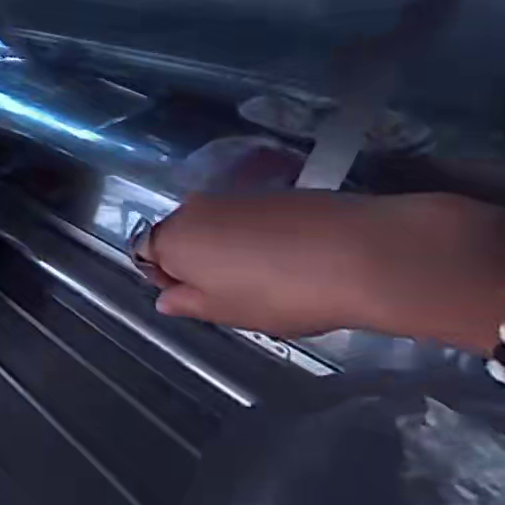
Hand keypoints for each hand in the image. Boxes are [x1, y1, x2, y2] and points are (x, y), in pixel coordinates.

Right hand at [135, 191, 504, 347]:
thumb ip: (188, 304)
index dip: (167, 279)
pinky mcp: (268, 192)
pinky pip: (246, 217)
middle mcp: (191, 209)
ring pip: (214, 226)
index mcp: (171, 240)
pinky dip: (257, 237)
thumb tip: (165, 300)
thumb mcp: (227, 312)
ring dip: (228, 249)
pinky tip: (292, 260)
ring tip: (269, 278)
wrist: (360, 252)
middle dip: (197, 262)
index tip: (198, 299)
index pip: (145, 255)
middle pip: (179, 237)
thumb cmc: (278, 293)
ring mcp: (231, 197)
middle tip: (234, 293)